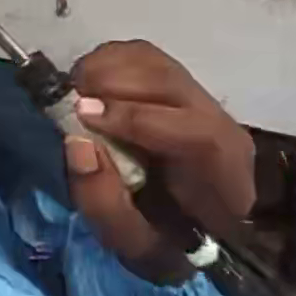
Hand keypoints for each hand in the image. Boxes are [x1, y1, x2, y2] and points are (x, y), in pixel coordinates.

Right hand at [60, 40, 255, 282]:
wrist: (174, 219)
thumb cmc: (155, 236)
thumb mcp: (130, 242)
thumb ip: (104, 201)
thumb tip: (77, 143)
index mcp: (225, 176)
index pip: (198, 132)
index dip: (137, 118)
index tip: (83, 117)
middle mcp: (221, 124)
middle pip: (171, 84)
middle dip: (111, 86)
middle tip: (70, 101)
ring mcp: (197, 94)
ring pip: (152, 61)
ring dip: (103, 70)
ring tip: (75, 94)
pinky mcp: (171, 75)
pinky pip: (136, 53)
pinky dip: (103, 61)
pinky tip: (87, 84)